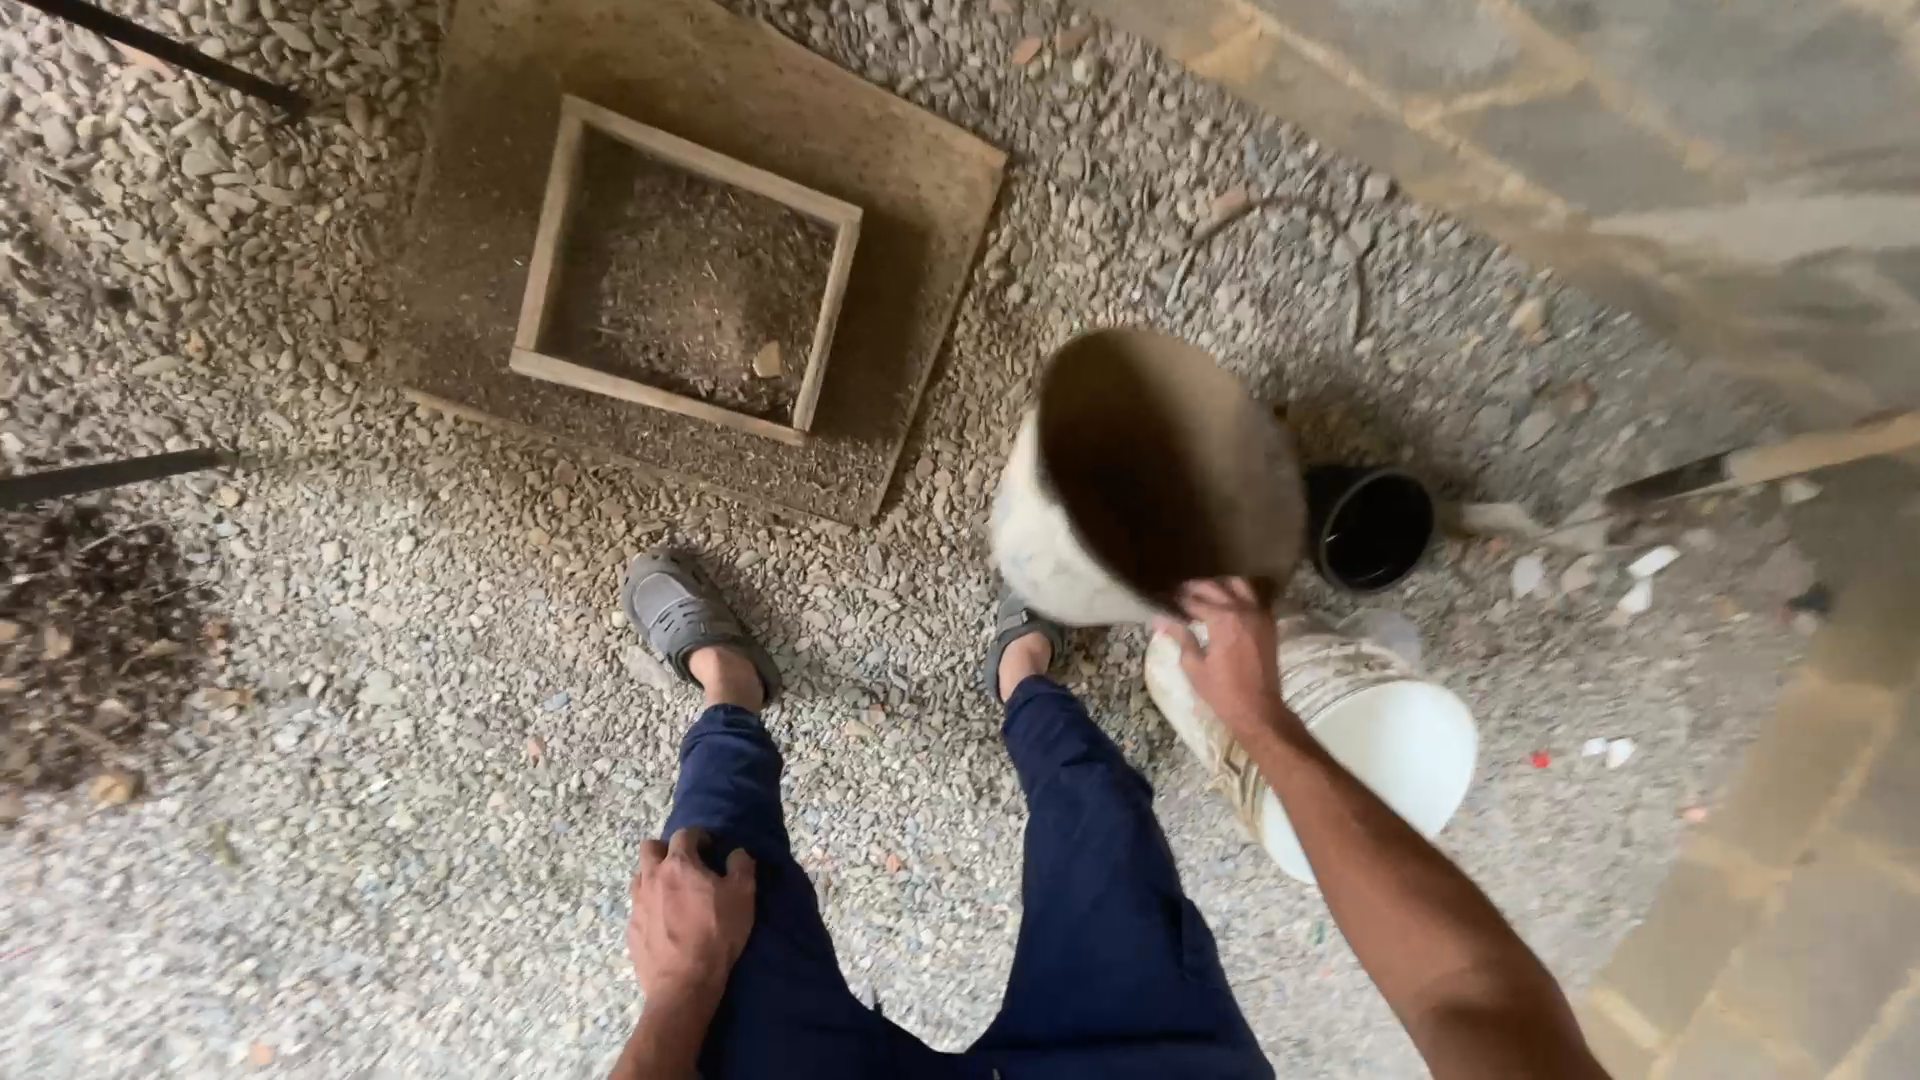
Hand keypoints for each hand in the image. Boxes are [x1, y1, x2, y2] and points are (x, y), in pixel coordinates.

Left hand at [627, 827, 756, 1004]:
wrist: (684, 985)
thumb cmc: (717, 933)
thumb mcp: (743, 894)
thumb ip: (741, 865)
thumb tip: (735, 853)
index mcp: (679, 865)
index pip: (684, 834)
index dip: (700, 836)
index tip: (711, 849)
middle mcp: (652, 878)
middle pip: (649, 848)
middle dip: (667, 849)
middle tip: (686, 865)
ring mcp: (638, 905)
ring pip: (639, 876)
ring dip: (654, 875)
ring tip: (673, 891)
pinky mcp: (632, 931)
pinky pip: (638, 906)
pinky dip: (650, 905)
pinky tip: (666, 921)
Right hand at [1154, 578, 1301, 743]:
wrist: (1258, 709)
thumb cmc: (1222, 691)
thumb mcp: (1194, 665)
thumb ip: (1180, 637)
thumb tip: (1160, 619)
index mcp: (1222, 620)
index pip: (1194, 600)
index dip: (1176, 599)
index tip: (1164, 598)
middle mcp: (1243, 610)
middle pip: (1214, 587)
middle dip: (1194, 587)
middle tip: (1178, 592)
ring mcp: (1259, 615)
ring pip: (1238, 584)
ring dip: (1219, 585)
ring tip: (1204, 593)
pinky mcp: (1269, 623)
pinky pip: (1254, 598)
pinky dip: (1239, 595)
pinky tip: (1227, 604)